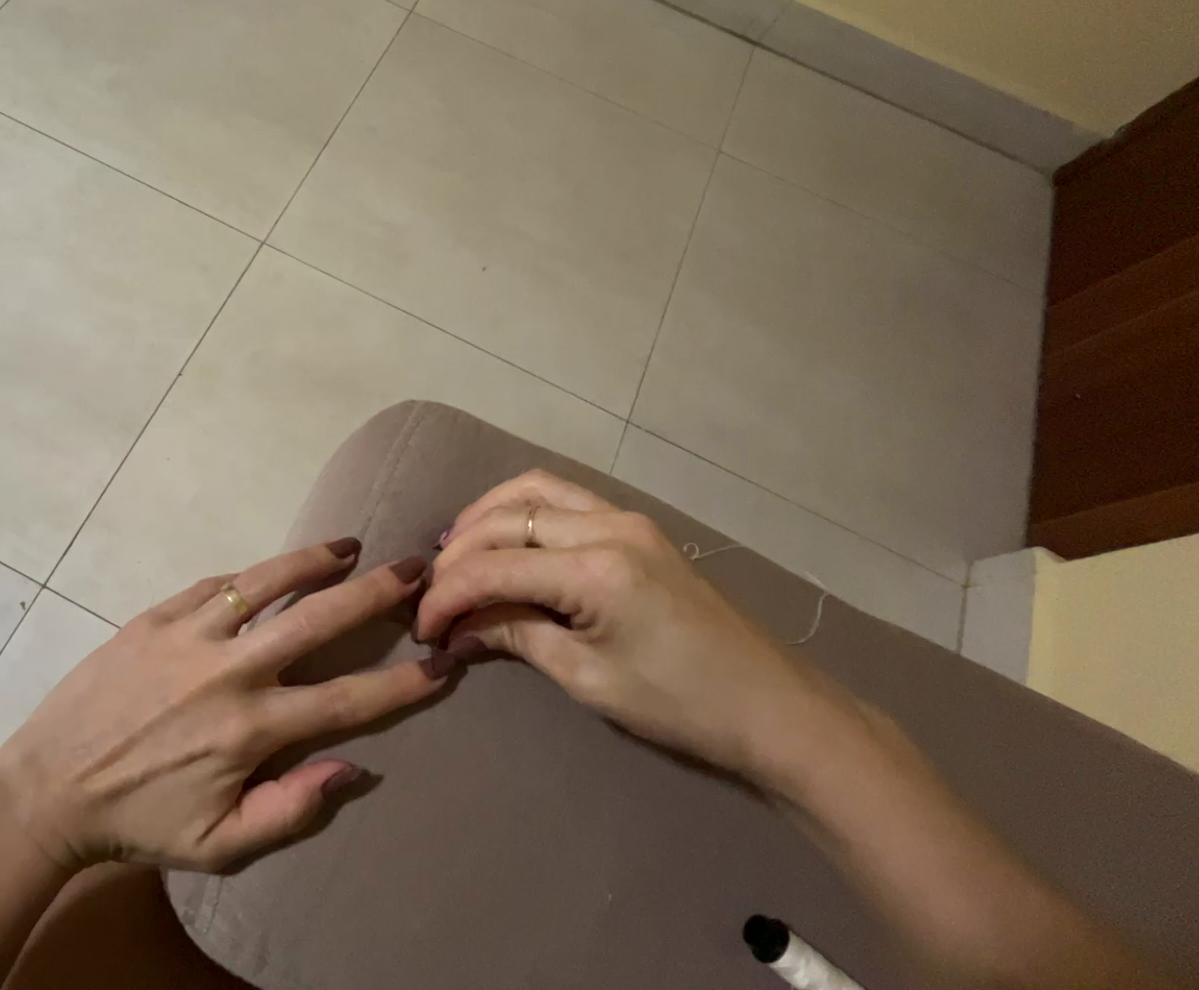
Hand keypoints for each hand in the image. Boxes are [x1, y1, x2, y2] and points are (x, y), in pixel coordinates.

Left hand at [0, 541, 440, 872]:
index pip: (348, 700)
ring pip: (266, 583)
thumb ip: (291, 810)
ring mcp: (189, 636)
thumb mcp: (220, 843)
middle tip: (414, 568)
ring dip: (314, 560)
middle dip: (376, 593)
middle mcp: (229, 671)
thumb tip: (355, 768)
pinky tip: (271, 571)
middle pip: (319, 620)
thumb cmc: (141, 822)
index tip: (444, 660)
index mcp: (252, 729)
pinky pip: (214, 585)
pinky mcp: (154, 618)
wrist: (49, 787)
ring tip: (351, 547)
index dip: (403, 682)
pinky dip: (250, 576)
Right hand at [415, 470, 836, 780]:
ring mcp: (626, 519)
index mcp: (597, 570)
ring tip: (455, 554)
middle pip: (505, 520)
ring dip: (484, 517)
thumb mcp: (586, 678)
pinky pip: (563, 496)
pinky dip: (520, 510)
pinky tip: (503, 538)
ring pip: (532, 490)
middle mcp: (608, 527)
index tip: (423, 629)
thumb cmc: (681, 706)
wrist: (775, 708)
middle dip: (457, 558)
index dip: (447, 596)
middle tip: (432, 598)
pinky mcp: (636, 526)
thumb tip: (459, 628)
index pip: (493, 567)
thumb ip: (516, 636)